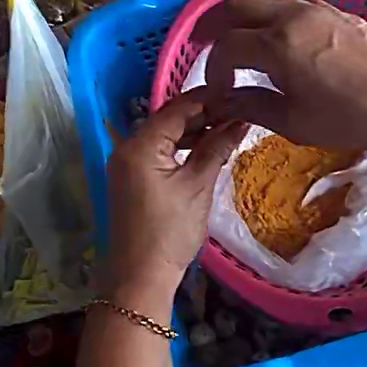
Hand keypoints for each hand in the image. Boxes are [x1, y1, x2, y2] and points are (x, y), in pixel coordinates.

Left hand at [104, 92, 247, 317]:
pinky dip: (181, 148)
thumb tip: (240, 120)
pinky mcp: (131, 177)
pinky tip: (206, 147)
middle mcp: (127, 147)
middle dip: (202, 113)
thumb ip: (216, 148)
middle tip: (238, 109)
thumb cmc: (170, 231)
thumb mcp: (198, 186)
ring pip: (163, 135)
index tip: (236, 90)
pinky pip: (158, 151)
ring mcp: (126, 163)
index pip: (176, 109)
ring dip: (193, 131)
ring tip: (229, 126)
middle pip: (168, 119)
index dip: (207, 99)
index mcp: (140, 145)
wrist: (140, 275)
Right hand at [194, 0, 366, 154]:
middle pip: (236, 6)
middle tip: (215, 55)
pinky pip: (290, 1)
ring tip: (244, 46)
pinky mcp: (335, 10)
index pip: (225, 46)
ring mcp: (315, 8)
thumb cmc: (357, 118)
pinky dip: (272, 15)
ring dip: (246, 17)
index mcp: (276, 45)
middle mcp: (290, 16)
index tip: (219, 91)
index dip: (213, 69)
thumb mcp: (296, 122)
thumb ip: (252, 106)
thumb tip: (224, 100)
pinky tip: (280, 41)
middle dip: (218, 29)